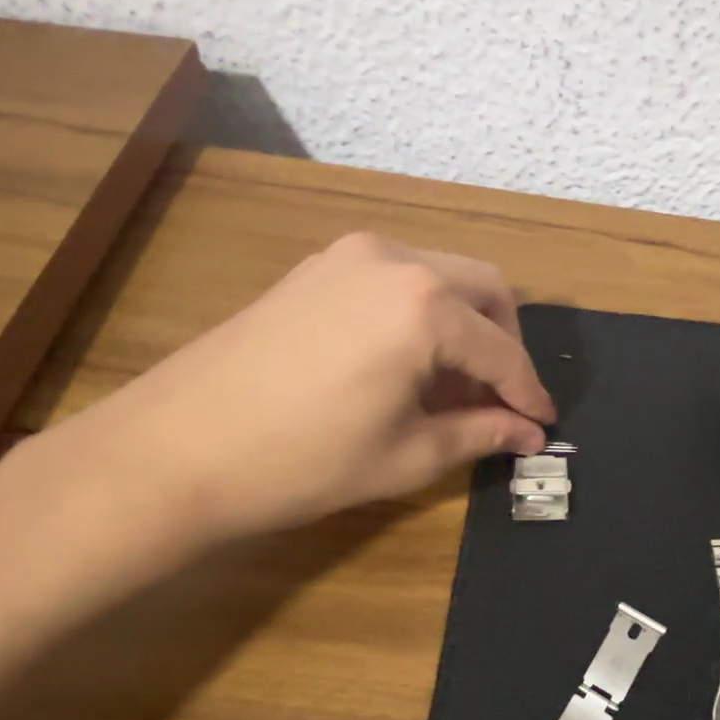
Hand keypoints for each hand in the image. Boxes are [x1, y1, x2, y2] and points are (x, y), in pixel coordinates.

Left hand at [53, 231, 555, 545]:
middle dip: (505, 343)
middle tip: (504, 400)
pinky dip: (421, 315)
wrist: (176, 450)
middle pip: (484, 287)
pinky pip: (395, 279)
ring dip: (464, 325)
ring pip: (440, 276)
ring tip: (453, 390)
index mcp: (425, 306)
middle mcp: (394, 261)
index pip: (501, 350)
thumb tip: (529, 434)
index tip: (544, 424)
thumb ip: (480, 433)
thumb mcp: (408, 455)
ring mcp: (347, 257)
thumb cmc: (303, 462)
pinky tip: (407, 366)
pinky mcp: (315, 270)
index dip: (529, 392)